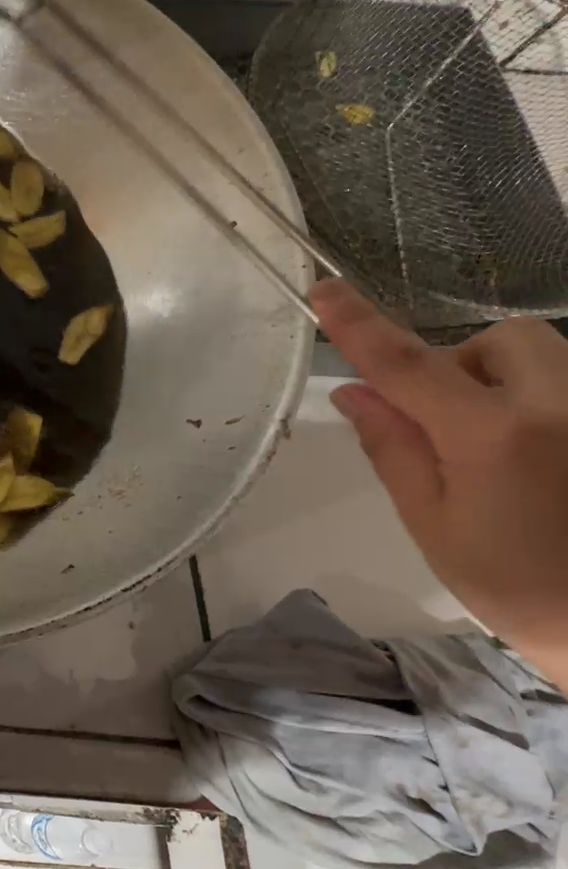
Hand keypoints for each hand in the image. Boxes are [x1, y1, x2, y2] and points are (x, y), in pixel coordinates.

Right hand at [312, 279, 567, 681]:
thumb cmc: (505, 578)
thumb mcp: (428, 518)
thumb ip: (393, 445)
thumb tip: (354, 391)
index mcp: (491, 435)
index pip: (407, 365)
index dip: (361, 324)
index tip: (324, 290)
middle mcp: (557, 408)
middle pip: (504, 340)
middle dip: (460, 361)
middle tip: (439, 416)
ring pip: (543, 355)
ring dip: (498, 379)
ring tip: (485, 442)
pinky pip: (561, 386)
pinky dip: (528, 402)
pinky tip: (527, 458)